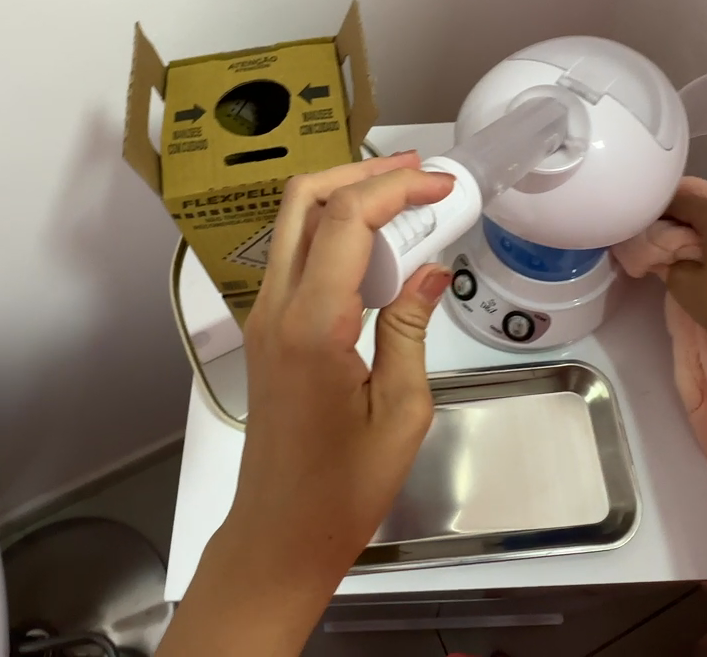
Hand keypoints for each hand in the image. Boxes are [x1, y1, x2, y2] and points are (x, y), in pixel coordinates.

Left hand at [223, 152, 455, 586]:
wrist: (278, 534)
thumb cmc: (344, 488)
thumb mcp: (401, 410)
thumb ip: (411, 326)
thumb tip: (432, 268)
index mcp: (312, 325)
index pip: (345, 220)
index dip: (395, 188)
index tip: (442, 185)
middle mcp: (276, 306)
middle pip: (304, 199)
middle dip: (361, 171)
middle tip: (417, 172)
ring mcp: (263, 313)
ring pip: (293, 220)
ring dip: (345, 194)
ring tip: (404, 196)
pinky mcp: (266, 326)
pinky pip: (295, 253)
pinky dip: (334, 229)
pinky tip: (377, 244)